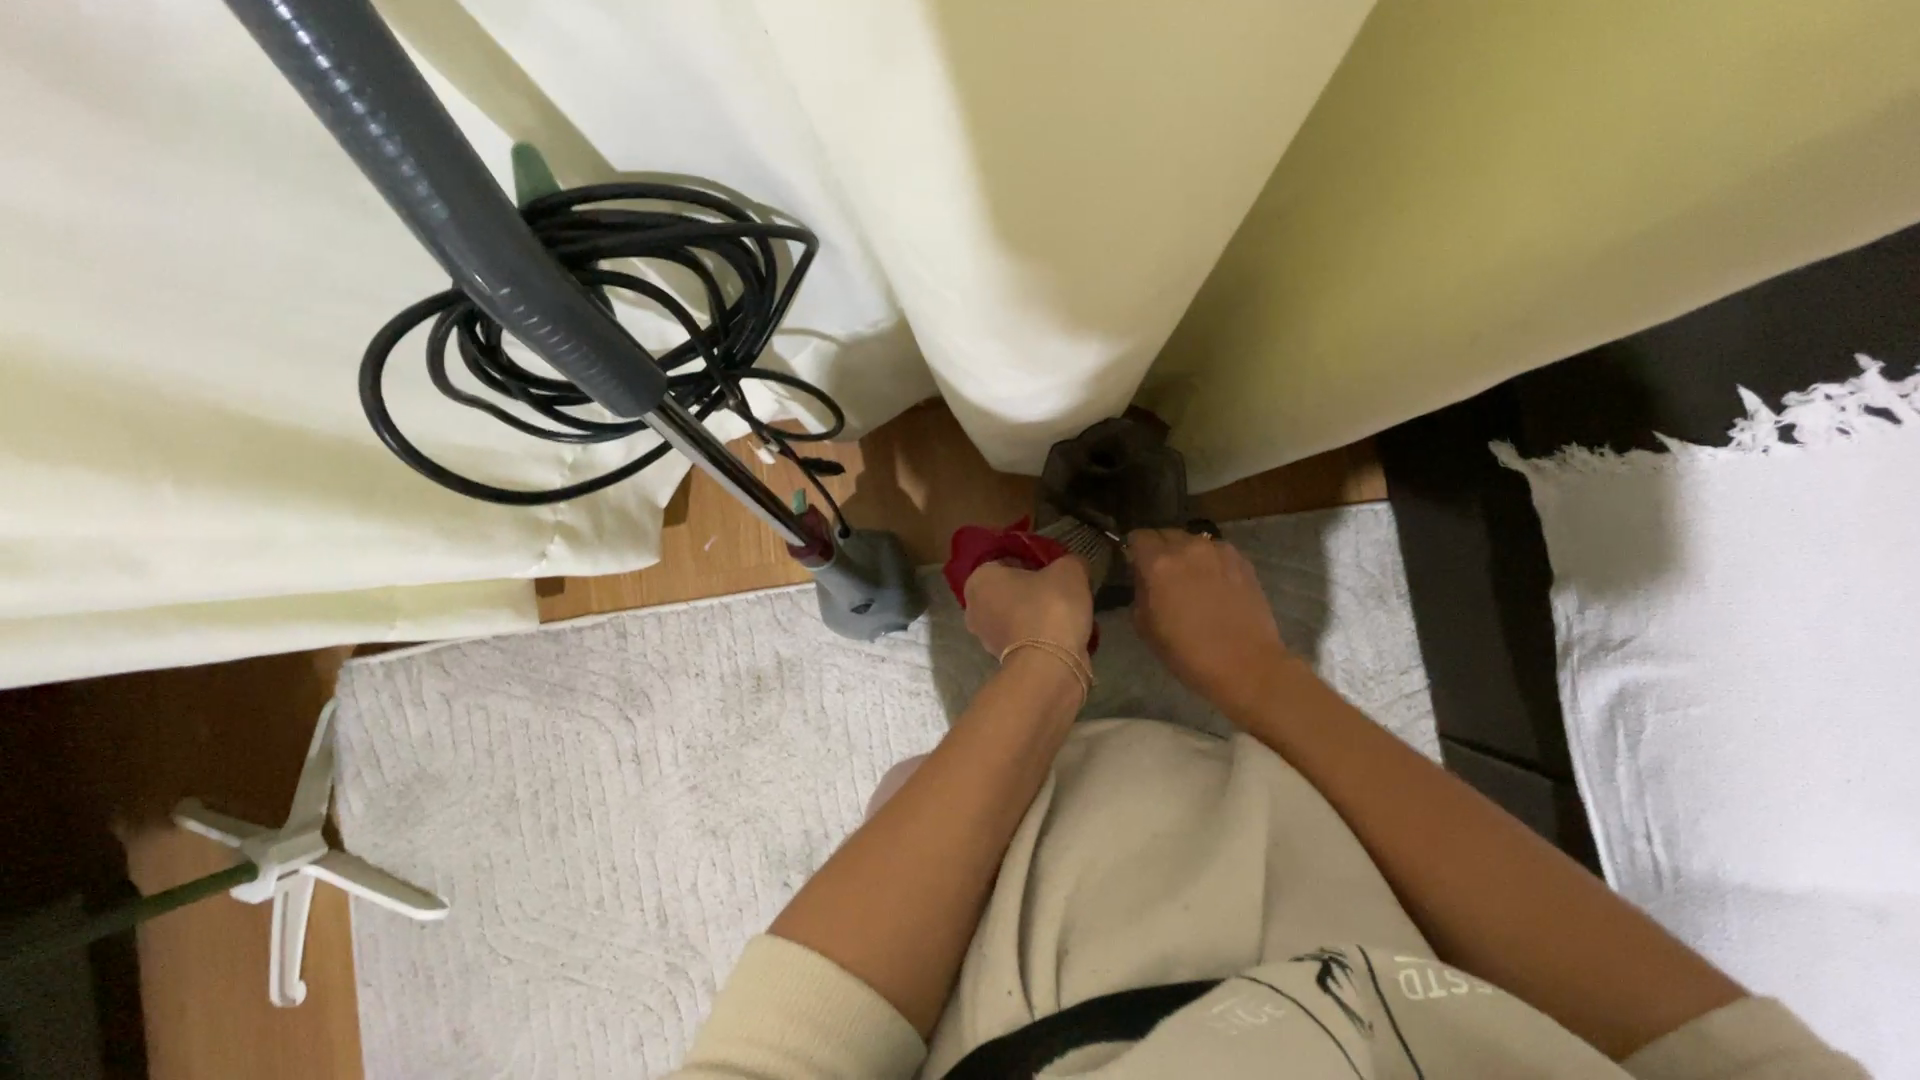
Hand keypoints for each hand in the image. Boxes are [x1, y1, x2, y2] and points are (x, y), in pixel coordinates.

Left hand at [962, 558, 1093, 661]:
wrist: (1051, 666)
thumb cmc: (1050, 607)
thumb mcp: (1069, 570)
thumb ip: (1070, 561)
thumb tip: (1073, 566)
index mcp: (979, 579)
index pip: (1005, 560)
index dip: (1032, 561)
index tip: (1054, 568)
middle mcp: (973, 608)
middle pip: (1009, 590)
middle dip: (1033, 590)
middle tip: (1061, 590)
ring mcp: (986, 638)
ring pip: (1017, 615)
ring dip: (1038, 614)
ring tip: (1066, 614)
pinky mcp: (1002, 660)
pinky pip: (1024, 638)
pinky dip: (1040, 636)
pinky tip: (1063, 635)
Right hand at [1128, 528, 1289, 708]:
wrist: (1245, 665)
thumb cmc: (1187, 653)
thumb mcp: (1145, 627)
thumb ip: (1140, 592)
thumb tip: (1145, 578)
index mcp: (1159, 563)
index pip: (1138, 537)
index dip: (1134, 551)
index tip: (1136, 567)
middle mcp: (1188, 547)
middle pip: (1166, 534)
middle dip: (1160, 550)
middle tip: (1163, 576)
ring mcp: (1219, 551)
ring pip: (1194, 541)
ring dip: (1187, 554)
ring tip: (1192, 580)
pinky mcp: (1243, 561)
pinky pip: (1217, 552)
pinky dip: (1211, 561)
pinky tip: (1215, 585)